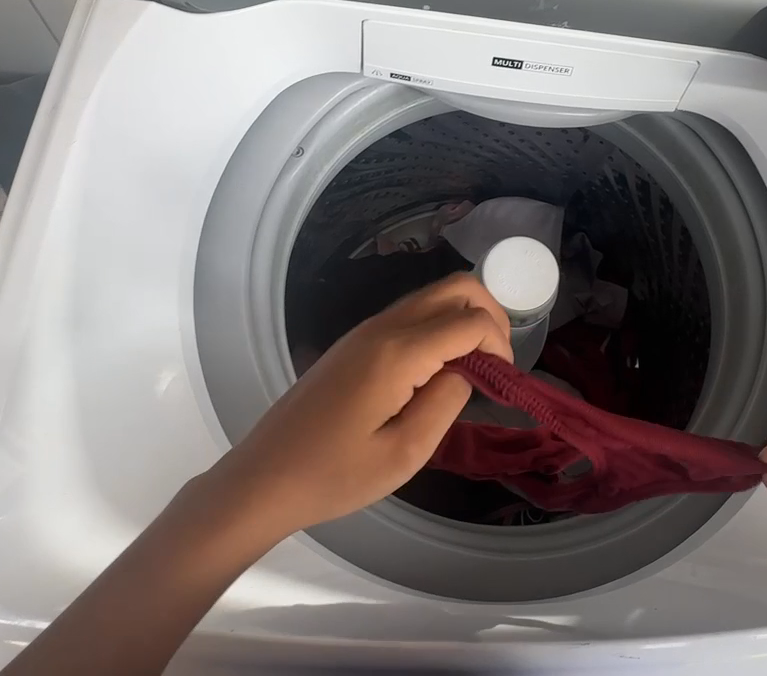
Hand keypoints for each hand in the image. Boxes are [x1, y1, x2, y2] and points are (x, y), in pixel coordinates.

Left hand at [201, 273, 512, 541]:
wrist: (264, 478)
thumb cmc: (334, 475)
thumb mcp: (405, 453)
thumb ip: (447, 402)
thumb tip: (467, 371)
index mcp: (399, 352)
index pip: (470, 320)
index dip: (499, 344)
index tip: (502, 381)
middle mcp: (384, 327)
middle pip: (455, 287)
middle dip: (490, 313)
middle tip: (498, 359)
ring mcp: (367, 330)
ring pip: (433, 295)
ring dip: (465, 317)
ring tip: (475, 365)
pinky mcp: (357, 341)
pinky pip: (412, 313)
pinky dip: (441, 326)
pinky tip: (439, 369)